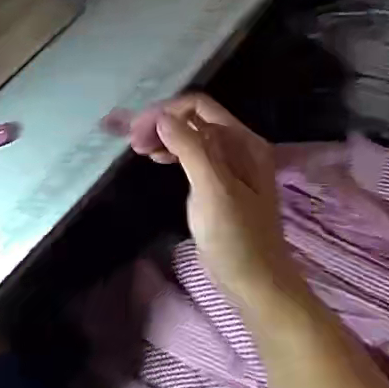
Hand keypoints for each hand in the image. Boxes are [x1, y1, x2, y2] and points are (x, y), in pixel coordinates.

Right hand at [115, 94, 299, 300]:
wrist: (255, 281)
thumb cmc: (236, 238)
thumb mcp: (212, 190)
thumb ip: (191, 150)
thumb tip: (163, 118)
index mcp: (244, 143)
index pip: (199, 106)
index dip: (165, 113)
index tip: (136, 133)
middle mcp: (240, 147)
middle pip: (193, 118)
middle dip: (160, 123)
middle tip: (133, 143)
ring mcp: (230, 165)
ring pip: (190, 135)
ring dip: (163, 137)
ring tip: (140, 151)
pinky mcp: (219, 182)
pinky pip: (192, 153)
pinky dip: (171, 151)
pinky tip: (157, 161)